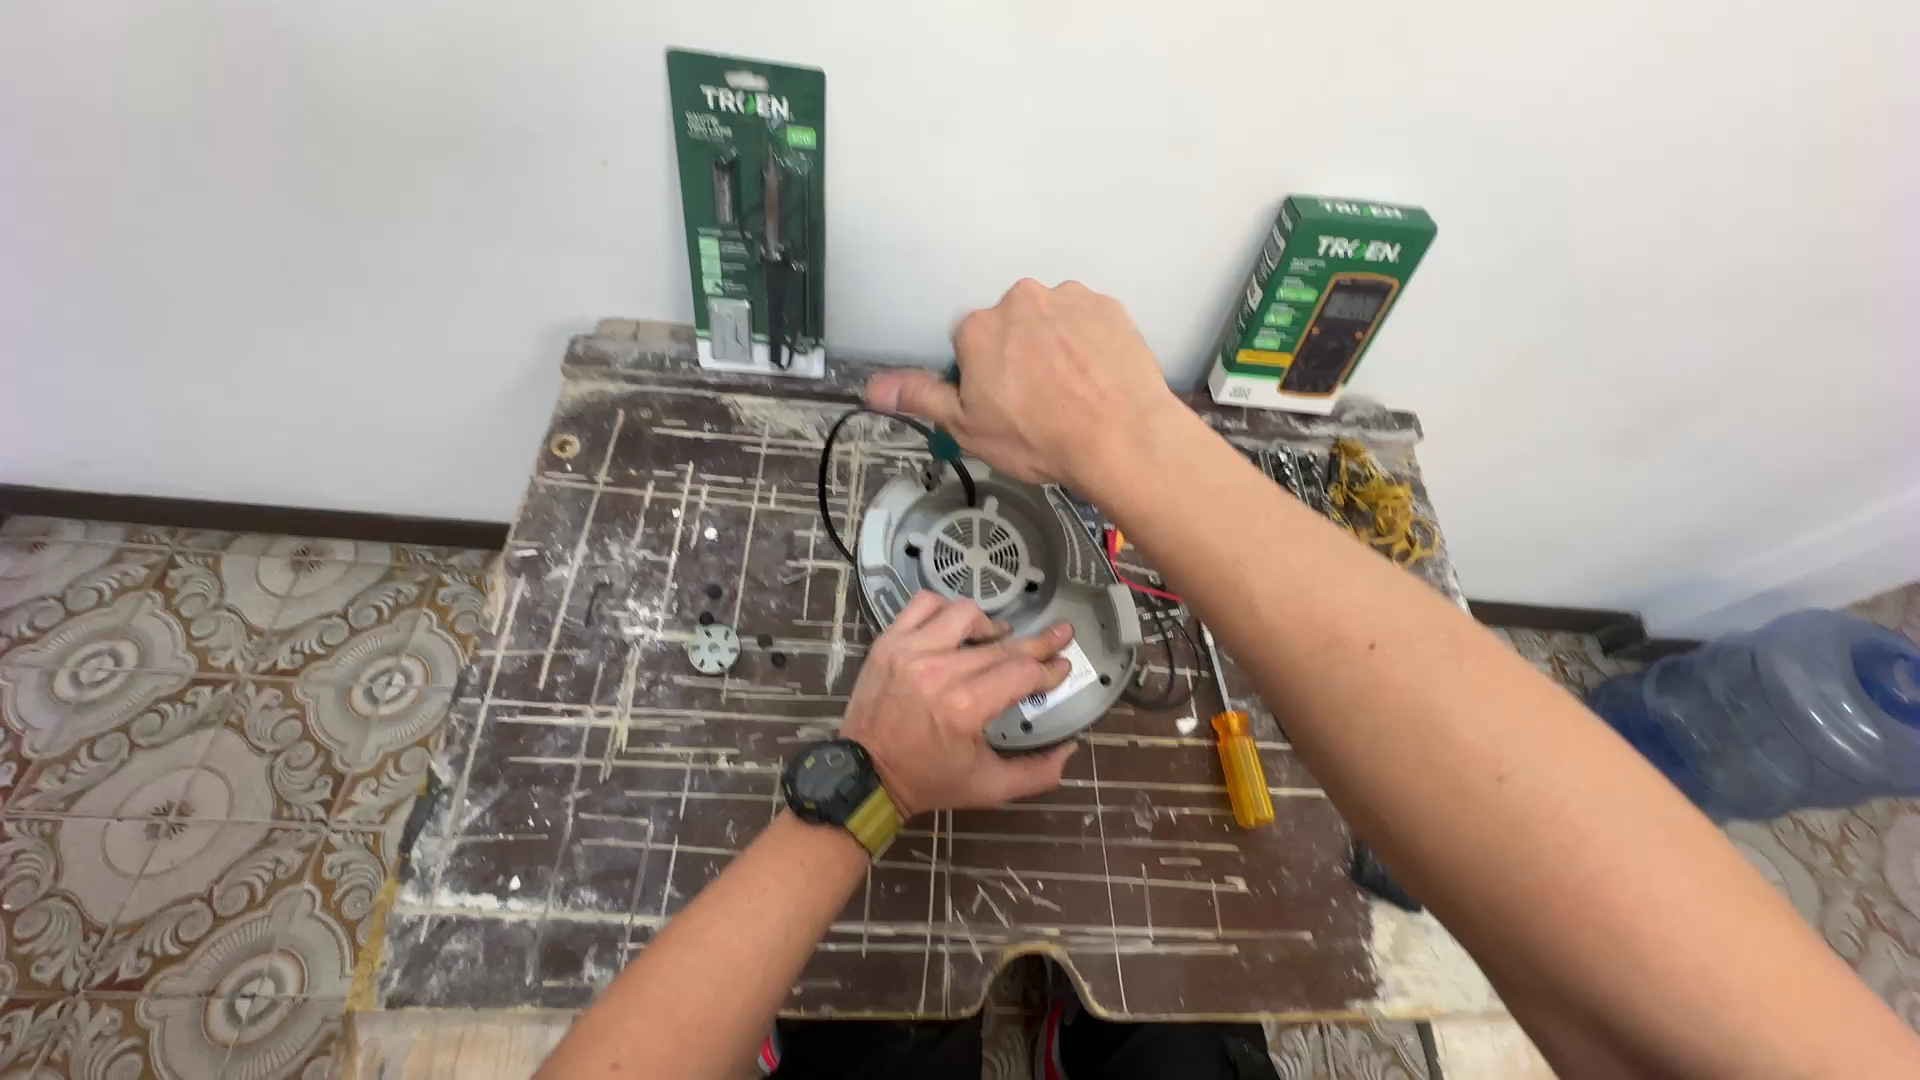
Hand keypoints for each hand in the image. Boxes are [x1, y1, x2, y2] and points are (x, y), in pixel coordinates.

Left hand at [840, 592, 1079, 818]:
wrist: (866, 775)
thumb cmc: (929, 780)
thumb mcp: (989, 788)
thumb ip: (1037, 772)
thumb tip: (1071, 747)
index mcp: (965, 707)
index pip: (1023, 672)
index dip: (1049, 668)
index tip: (1062, 665)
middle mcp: (939, 671)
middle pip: (1002, 644)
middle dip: (1037, 643)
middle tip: (1058, 636)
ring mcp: (910, 650)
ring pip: (965, 614)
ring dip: (990, 625)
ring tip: (998, 638)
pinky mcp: (889, 642)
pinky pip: (924, 605)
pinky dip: (945, 609)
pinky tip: (956, 626)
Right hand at [863, 278, 1179, 492]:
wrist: (1120, 437)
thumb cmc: (1041, 438)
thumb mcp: (969, 427)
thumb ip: (922, 397)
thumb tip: (875, 388)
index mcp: (979, 328)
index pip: (969, 346)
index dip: (982, 379)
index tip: (1001, 405)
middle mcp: (1021, 300)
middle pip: (1009, 328)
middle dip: (1018, 357)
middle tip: (1038, 403)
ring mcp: (1068, 299)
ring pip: (1050, 322)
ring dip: (1054, 347)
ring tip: (1071, 394)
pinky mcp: (1107, 307)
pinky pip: (1087, 322)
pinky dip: (1088, 344)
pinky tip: (1094, 379)